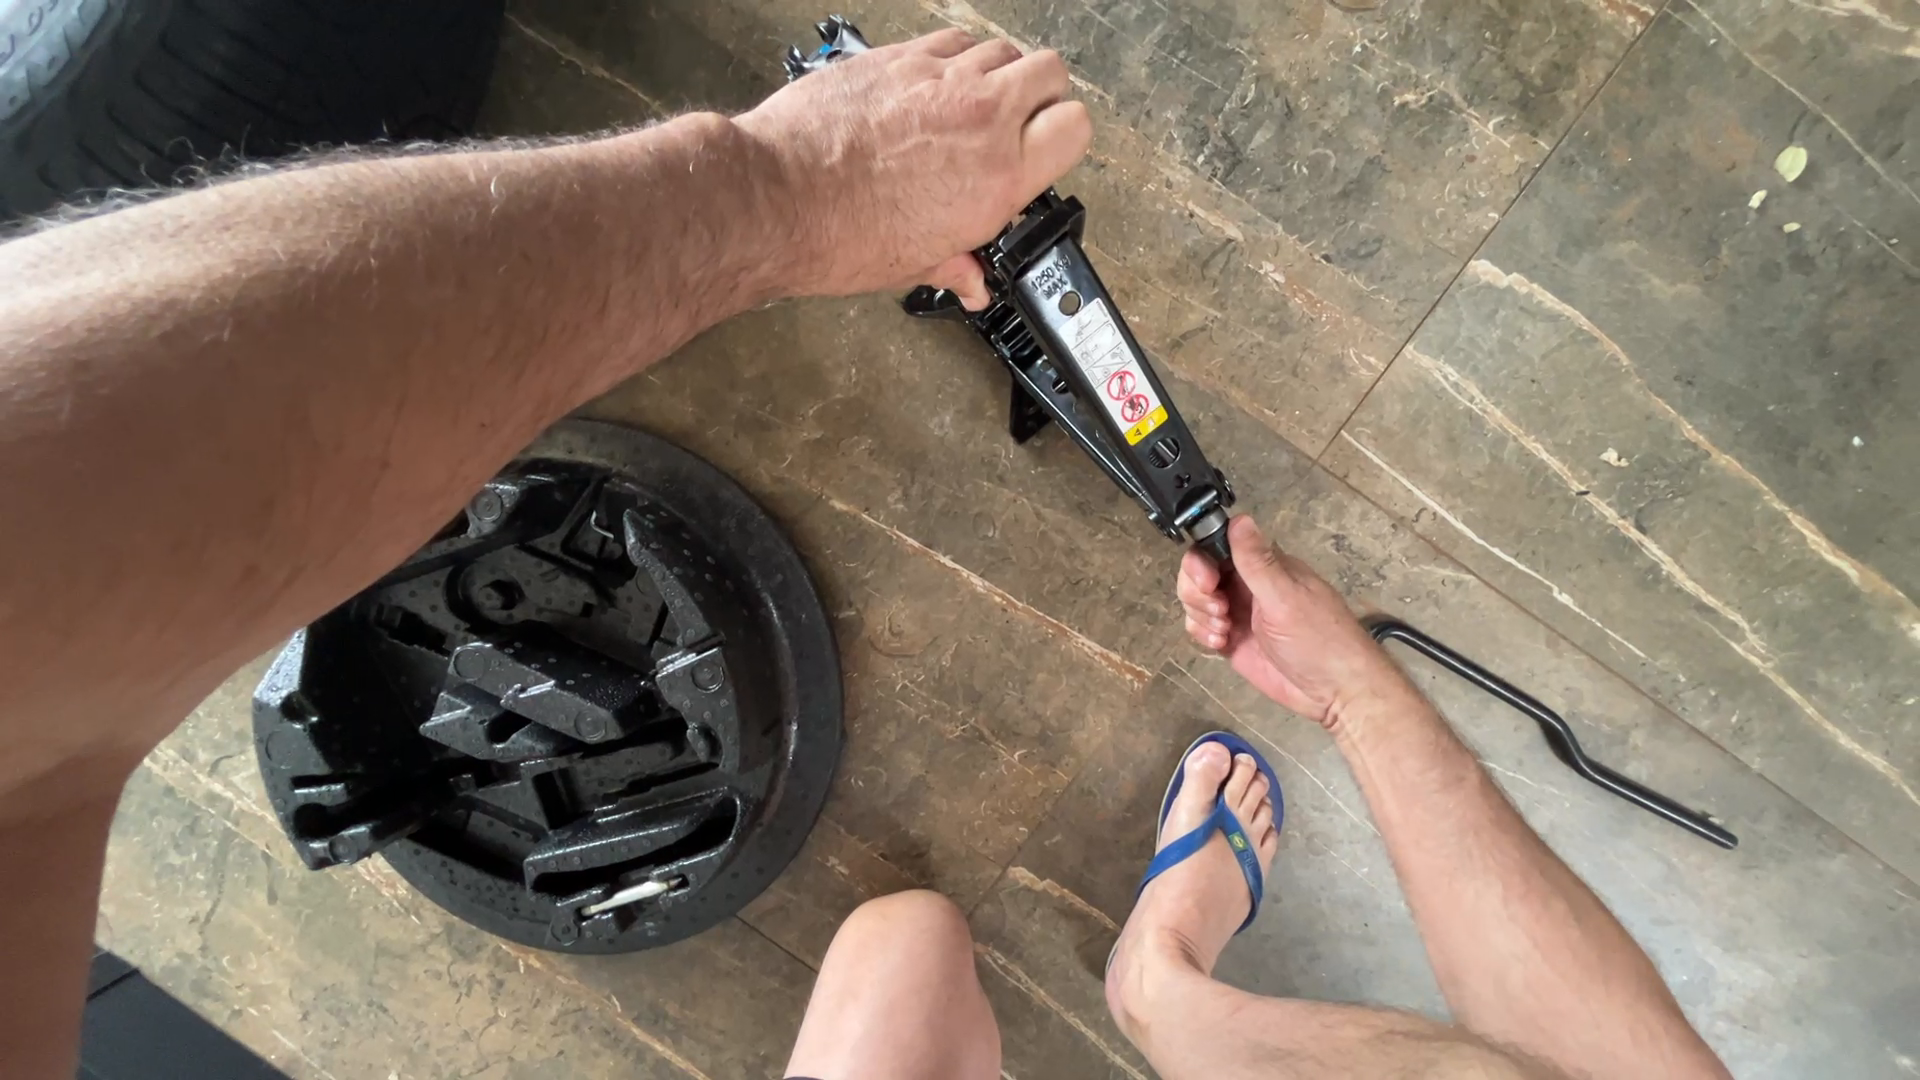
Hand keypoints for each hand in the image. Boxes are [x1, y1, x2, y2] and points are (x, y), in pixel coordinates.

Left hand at [733, 29, 1090, 308]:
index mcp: (997, 181)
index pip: (1074, 128)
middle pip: (1049, 71)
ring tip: (969, 110)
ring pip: (1001, 50)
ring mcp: (940, 80)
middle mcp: (980, 121)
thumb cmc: (842, 237)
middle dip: (1040, 95)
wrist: (780, 200)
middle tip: (1017, 123)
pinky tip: (931, 93)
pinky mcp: (900, 57)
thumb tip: (973, 285)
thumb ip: (958, 266)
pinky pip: (950, 41)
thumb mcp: (916, 264)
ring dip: (996, 77)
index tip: (1046, 151)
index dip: (1064, 136)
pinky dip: (951, 63)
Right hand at [1177, 516, 1411, 731]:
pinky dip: (1202, 633)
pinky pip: (1200, 627)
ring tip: (1223, 632)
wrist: (1334, 692)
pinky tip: (1221, 644)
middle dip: (1197, 592)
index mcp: (1263, 567)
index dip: (1201, 562)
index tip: (1208, 583)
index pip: (1216, 548)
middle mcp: (1246, 585)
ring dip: (1200, 615)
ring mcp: (1237, 613)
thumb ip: (1257, 561)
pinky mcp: (1231, 639)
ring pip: (1196, 601)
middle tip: (1219, 611)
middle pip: (1198, 574)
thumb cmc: (1318, 640)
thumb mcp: (1286, 597)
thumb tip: (1240, 517)